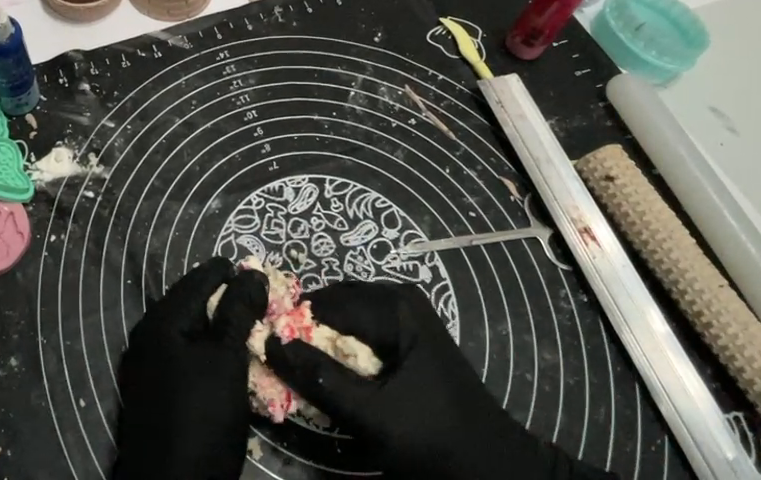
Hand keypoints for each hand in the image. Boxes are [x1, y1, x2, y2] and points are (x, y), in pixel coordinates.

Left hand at [112, 257, 267, 479]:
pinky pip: (183, 356)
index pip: (198, 280)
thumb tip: (252, 273)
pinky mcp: (155, 393)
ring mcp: (147, 366)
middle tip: (258, 299)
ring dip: (217, 326)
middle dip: (223, 298)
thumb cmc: (200, 416)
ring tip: (249, 327)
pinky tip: (228, 360)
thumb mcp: (226, 358)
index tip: (256, 271)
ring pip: (188, 331)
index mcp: (161, 321)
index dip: (227, 272)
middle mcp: (148, 337)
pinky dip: (207, 351)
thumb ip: (238, 312)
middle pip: (190, 303)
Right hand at [263, 282, 612, 479]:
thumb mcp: (372, 416)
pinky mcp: (405, 332)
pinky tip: (335, 375)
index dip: (291, 326)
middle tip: (284, 365)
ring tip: (306, 372)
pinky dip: (341, 347)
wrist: (495, 468)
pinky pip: (359, 328)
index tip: (265, 351)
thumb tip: (268, 342)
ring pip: (343, 316)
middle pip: (332, 304)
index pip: (322, 303)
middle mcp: (397, 296)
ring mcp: (404, 312)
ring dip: (321, 340)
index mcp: (393, 306)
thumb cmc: (435, 440)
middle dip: (305, 331)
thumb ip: (320, 378)